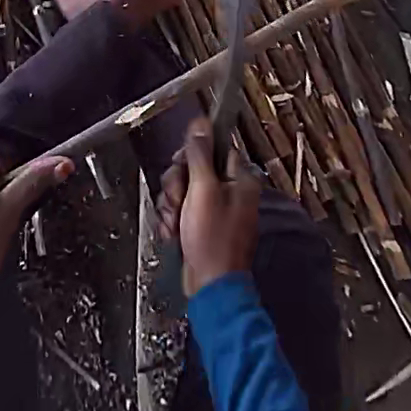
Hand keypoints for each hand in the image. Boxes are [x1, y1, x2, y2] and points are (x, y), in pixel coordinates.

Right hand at [156, 119, 258, 296]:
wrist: (211, 287)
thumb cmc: (213, 239)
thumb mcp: (203, 190)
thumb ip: (200, 155)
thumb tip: (201, 123)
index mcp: (239, 180)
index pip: (213, 148)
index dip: (192, 154)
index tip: (182, 166)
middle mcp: (230, 191)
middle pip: (193, 167)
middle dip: (176, 183)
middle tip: (179, 199)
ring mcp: (216, 208)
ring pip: (182, 187)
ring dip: (172, 203)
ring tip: (176, 221)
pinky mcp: (202, 223)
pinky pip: (180, 207)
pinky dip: (173, 218)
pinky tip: (175, 231)